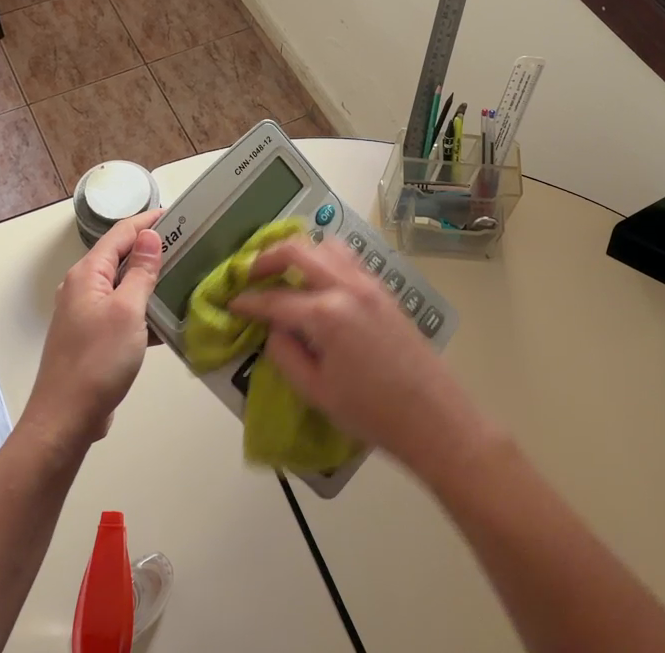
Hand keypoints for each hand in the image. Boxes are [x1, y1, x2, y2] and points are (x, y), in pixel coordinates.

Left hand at [21, 212, 164, 448]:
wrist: (66, 418)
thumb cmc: (98, 360)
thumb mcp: (128, 312)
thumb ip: (141, 273)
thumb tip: (150, 236)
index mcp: (88, 274)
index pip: (120, 234)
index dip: (148, 221)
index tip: (178, 214)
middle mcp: (82, 288)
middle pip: (120, 258)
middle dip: (152, 250)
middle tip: (189, 245)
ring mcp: (85, 314)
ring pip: (123, 287)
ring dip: (150, 282)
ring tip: (185, 279)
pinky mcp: (92, 338)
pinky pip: (122, 313)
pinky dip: (143, 311)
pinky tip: (168, 321)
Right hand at [230, 239, 494, 476]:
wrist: (434, 418)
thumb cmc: (372, 413)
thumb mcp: (316, 392)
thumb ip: (286, 355)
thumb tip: (275, 330)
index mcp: (326, 315)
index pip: (275, 300)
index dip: (248, 302)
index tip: (230, 303)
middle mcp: (347, 288)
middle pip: (298, 252)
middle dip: (266, 258)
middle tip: (248, 273)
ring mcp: (370, 284)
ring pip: (326, 246)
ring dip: (299, 251)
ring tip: (282, 271)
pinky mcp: (385, 291)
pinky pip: (348, 259)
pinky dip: (325, 258)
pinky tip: (317, 280)